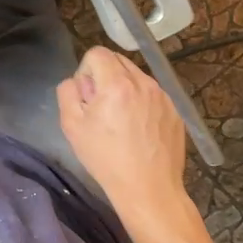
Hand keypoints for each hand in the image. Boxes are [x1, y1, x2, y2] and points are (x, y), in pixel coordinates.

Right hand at [57, 46, 188, 209]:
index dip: (85, 70)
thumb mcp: (71, 125)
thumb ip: (67, 92)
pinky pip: (152, 94)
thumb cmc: (106, 159)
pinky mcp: (175, 111)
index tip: (87, 97)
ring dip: (123, 88)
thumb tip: (78, 82)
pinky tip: (139, 130)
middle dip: (104, 76)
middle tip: (101, 107)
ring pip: (136, 76)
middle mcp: (144, 83)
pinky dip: (141, 102)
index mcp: (117, 84)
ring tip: (121, 121)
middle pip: (117, 60)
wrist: (149, 190)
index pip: (97, 53)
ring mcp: (163, 97)